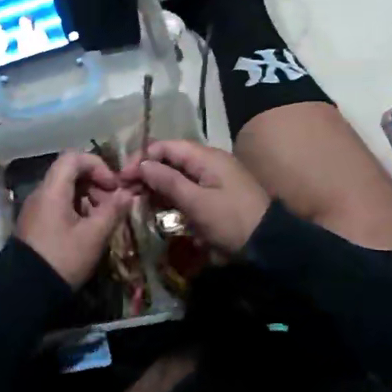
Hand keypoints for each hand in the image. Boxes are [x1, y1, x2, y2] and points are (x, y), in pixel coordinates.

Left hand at [15, 152, 135, 287]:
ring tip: (103, 219)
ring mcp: (36, 209)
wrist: (26, 290)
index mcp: (52, 190)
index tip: (113, 186)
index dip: (97, 166)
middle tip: (112, 205)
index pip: (74, 158)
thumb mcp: (93, 236)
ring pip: (65, 190)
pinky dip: (76, 209)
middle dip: (95, 183)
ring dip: (87, 198)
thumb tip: (127, 194)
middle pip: (70, 172)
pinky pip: (58, 205)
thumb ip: (112, 210)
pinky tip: (88, 229)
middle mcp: (41, 193)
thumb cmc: (63, 258)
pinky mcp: (35, 223)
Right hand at [125, 140, 268, 255]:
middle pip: (169, 159)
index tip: (122, 177)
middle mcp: (208, 161)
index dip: (142, 159)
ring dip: (156, 185)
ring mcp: (212, 178)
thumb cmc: (232, 220)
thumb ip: (168, 182)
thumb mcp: (197, 202)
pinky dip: (170, 195)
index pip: (165, 147)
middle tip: (126, 191)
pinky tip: (156, 207)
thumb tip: (143, 165)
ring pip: (176, 174)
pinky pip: (186, 188)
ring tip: (137, 200)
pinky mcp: (214, 194)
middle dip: (146, 172)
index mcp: (205, 157)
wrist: (269, 244)